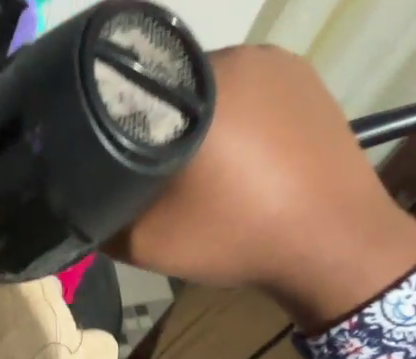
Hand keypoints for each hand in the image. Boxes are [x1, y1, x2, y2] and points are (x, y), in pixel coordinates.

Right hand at [102, 46, 415, 330]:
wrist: (334, 244)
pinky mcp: (306, 79)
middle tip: (150, 176)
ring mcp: (278, 63)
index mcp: (193, 88)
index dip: (107, 130)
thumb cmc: (236, 237)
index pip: (124, 94)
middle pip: (168, 89)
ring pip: (209, 90)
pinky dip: (233, 121)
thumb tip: (81, 203)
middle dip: (154, 127)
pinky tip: (234, 161)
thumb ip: (100, 219)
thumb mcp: (146, 243)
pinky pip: (248, 94)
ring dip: (195, 124)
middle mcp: (236, 58)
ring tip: (195, 171)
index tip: (105, 166)